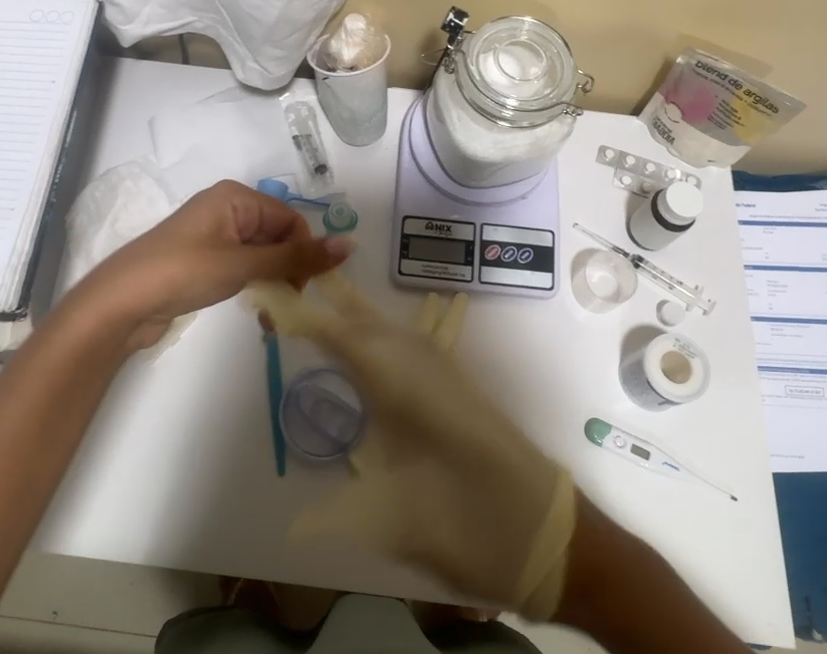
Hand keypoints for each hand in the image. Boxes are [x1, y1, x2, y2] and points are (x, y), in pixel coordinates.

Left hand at [63, 180, 351, 349]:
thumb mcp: (244, 264)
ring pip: (262, 255)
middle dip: (288, 270)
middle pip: (277, 236)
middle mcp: (226, 210)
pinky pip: (243, 267)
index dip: (303, 251)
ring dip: (272, 282)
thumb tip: (350, 245)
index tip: (303, 286)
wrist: (120, 303)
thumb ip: (296, 257)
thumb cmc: (183, 272)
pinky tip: (256, 311)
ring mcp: (213, 237)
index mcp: (235, 198)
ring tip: (271, 315)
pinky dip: (254, 286)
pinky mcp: (204, 262)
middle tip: (287, 304)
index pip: (290, 219)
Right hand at [249, 279, 574, 617]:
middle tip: (295, 285)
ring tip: (337, 294)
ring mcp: (452, 384)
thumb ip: (346, 519)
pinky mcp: (466, 398)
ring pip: (405, 333)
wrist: (554, 541)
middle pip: (376, 329)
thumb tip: (294, 526)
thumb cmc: (479, 534)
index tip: (272, 302)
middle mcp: (429, 378)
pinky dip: (414, 327)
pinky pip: (431, 347)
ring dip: (368, 315)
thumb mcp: (403, 530)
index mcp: (408, 398)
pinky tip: (427, 314)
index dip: (309, 322)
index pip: (350, 345)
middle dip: (335, 306)